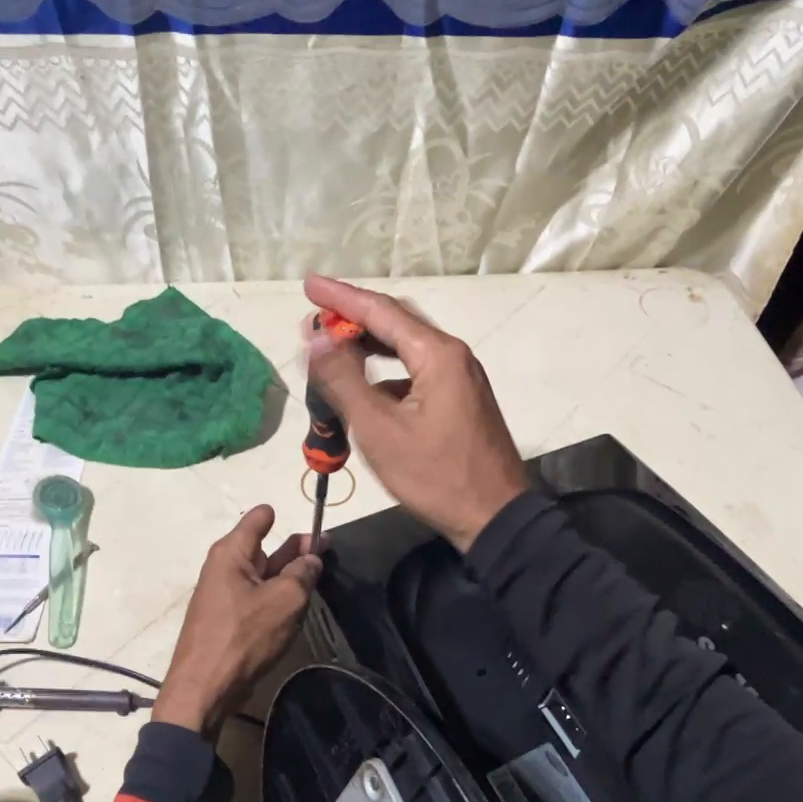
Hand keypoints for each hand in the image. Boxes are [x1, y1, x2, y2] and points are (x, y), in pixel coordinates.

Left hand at [153, 505, 321, 733]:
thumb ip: (303, 573)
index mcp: (232, 552)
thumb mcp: (285, 600)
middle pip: (265, 547)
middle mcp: (224, 567)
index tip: (312, 527)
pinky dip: (275, 598)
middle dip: (295, 548)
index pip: (259, 517)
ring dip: (287, 576)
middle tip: (327, 551)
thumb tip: (312, 558)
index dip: (285, 517)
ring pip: (263, 576)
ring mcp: (223, 595)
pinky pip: (256, 598)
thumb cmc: (244, 636)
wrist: (204, 688)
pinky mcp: (226, 620)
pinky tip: (294, 609)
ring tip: (316, 579)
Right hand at [304, 276, 529, 550]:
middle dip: (355, 315)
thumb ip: (344, 380)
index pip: (380, 311)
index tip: (308, 284)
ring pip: (408, 348)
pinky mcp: (462, 400)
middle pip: (397, 322)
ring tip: (334, 346)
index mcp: (437, 354)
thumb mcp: (380, 430)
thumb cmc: (435, 475)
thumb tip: (316, 339)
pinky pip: (417, 371)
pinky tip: (367, 388)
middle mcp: (453, 356)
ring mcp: (461, 378)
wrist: (494, 517)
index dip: (341, 297)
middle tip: (317, 312)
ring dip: (370, 344)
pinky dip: (387, 370)